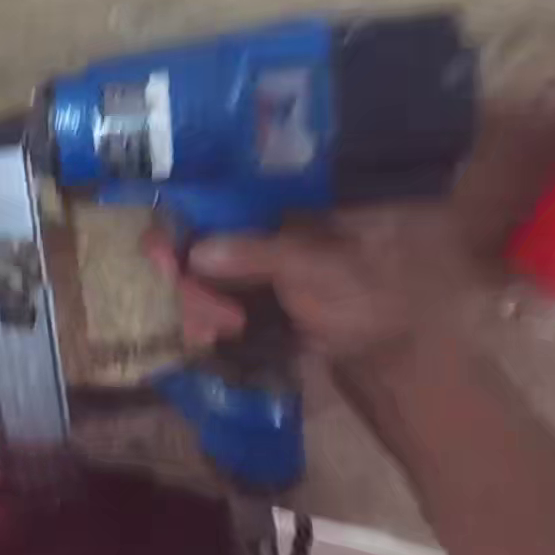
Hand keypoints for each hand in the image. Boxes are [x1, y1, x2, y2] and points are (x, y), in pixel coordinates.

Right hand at [142, 204, 495, 363]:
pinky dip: (203, 315)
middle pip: (196, 236)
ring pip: (198, 270)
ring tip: (213, 333)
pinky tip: (209, 336)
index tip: (161, 255)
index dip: (181, 219)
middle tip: (198, 317)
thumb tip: (195, 253)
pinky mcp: (247, 292)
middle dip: (186, 277)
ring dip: (195, 303)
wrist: (394, 361)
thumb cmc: (371, 301)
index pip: (216, 194)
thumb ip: (259, 256)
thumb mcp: (320, 271)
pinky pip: (209, 297)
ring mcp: (252, 259)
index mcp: (282, 200)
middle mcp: (259, 222)